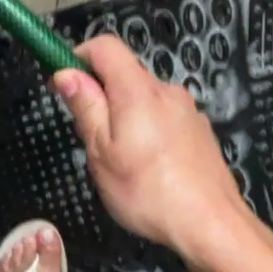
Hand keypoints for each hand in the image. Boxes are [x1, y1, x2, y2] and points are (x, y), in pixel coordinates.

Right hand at [53, 36, 272, 271]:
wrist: (210, 225)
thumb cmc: (146, 192)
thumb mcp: (101, 152)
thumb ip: (85, 107)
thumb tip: (66, 73)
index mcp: (138, 90)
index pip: (105, 46)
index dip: (77, 57)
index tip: (62, 86)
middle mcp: (166, 91)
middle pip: (123, 74)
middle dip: (99, 96)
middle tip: (89, 140)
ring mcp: (187, 111)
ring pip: (142, 98)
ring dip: (122, 117)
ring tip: (118, 161)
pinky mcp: (198, 131)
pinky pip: (161, 117)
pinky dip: (144, 130)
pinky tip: (145, 168)